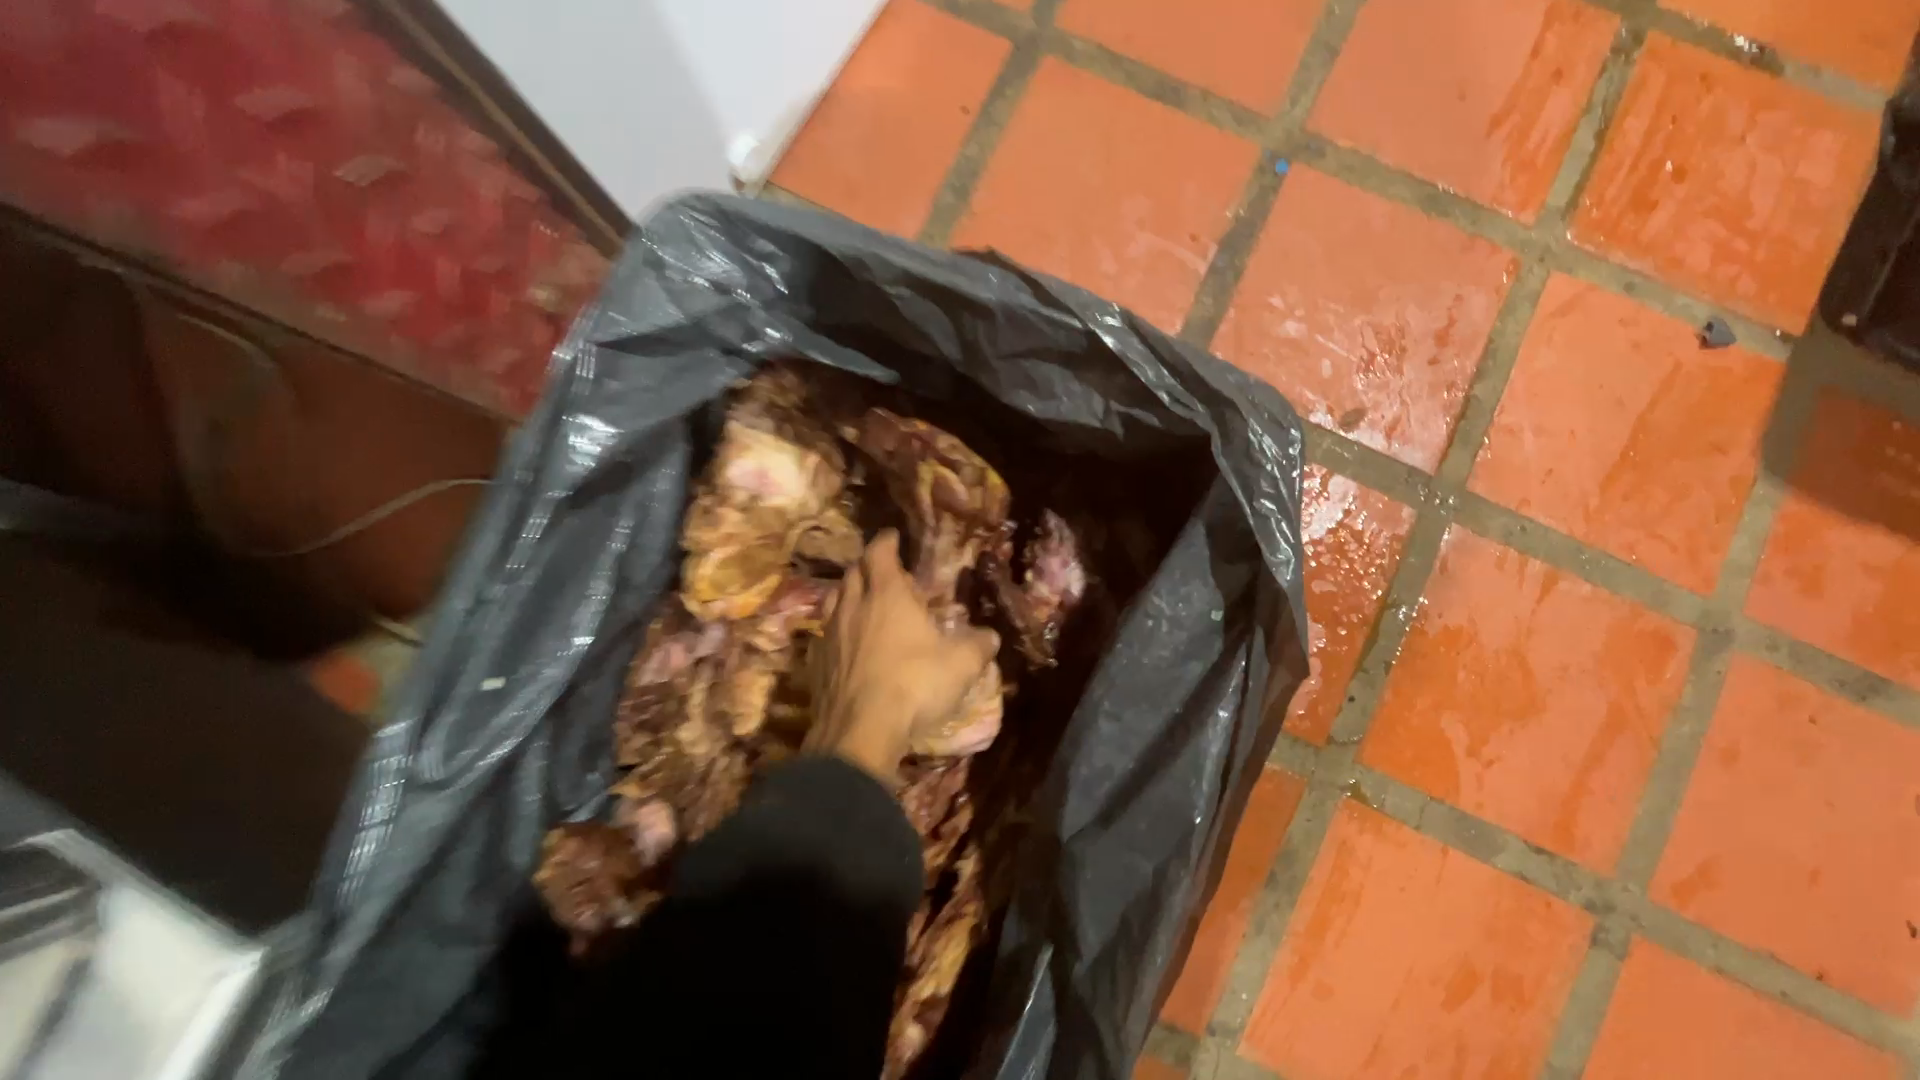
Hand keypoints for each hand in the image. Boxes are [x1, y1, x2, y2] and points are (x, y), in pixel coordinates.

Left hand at [805, 530, 998, 782]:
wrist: (860, 730)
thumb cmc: (914, 684)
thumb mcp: (961, 664)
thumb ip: (978, 645)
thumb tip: (990, 635)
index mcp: (887, 594)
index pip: (879, 553)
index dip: (886, 541)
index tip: (892, 536)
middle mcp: (853, 605)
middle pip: (853, 573)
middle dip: (866, 566)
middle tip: (881, 570)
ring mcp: (829, 634)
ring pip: (834, 601)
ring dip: (847, 595)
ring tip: (861, 601)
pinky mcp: (816, 664)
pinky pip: (825, 635)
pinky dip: (837, 630)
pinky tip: (846, 644)